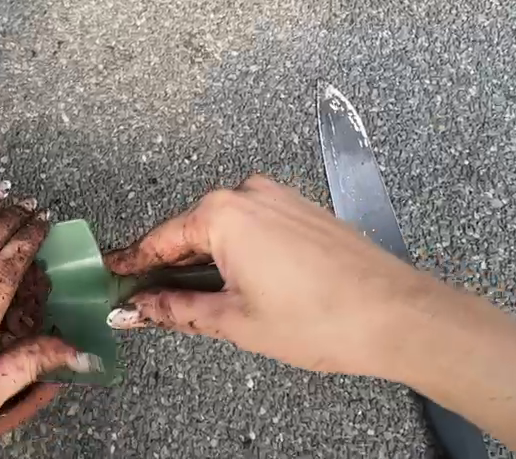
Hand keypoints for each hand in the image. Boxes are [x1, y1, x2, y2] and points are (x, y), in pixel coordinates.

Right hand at [104, 174, 460, 382]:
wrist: (403, 316)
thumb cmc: (323, 320)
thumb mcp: (237, 323)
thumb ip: (178, 309)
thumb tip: (139, 308)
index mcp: (220, 214)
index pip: (160, 240)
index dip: (134, 262)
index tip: (111, 272)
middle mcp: (242, 192)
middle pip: (190, 229)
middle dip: (172, 263)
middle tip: (153, 295)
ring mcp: (273, 195)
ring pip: (222, 226)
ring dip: (207, 257)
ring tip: (202, 296)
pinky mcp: (297, 205)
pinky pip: (251, 222)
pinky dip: (237, 248)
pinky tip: (243, 280)